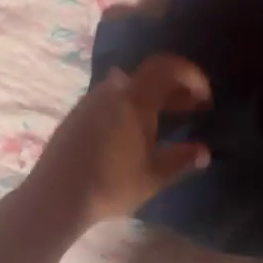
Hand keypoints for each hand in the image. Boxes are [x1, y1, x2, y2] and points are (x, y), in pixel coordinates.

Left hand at [28, 54, 212, 225]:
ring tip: (163, 122)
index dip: (191, 75)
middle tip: (191, 110)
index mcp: (135, 99)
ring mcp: (90, 101)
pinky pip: (110, 100)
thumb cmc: (111, 184)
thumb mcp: (154, 177)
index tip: (205, 98)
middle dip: (174, 89)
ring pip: (128, 87)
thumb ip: (182, 160)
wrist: (57, 195)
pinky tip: (132, 134)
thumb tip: (204, 151)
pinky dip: (129, 106)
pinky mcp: (76, 115)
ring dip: (150, 98)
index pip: (168, 66)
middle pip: (148, 76)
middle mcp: (112, 91)